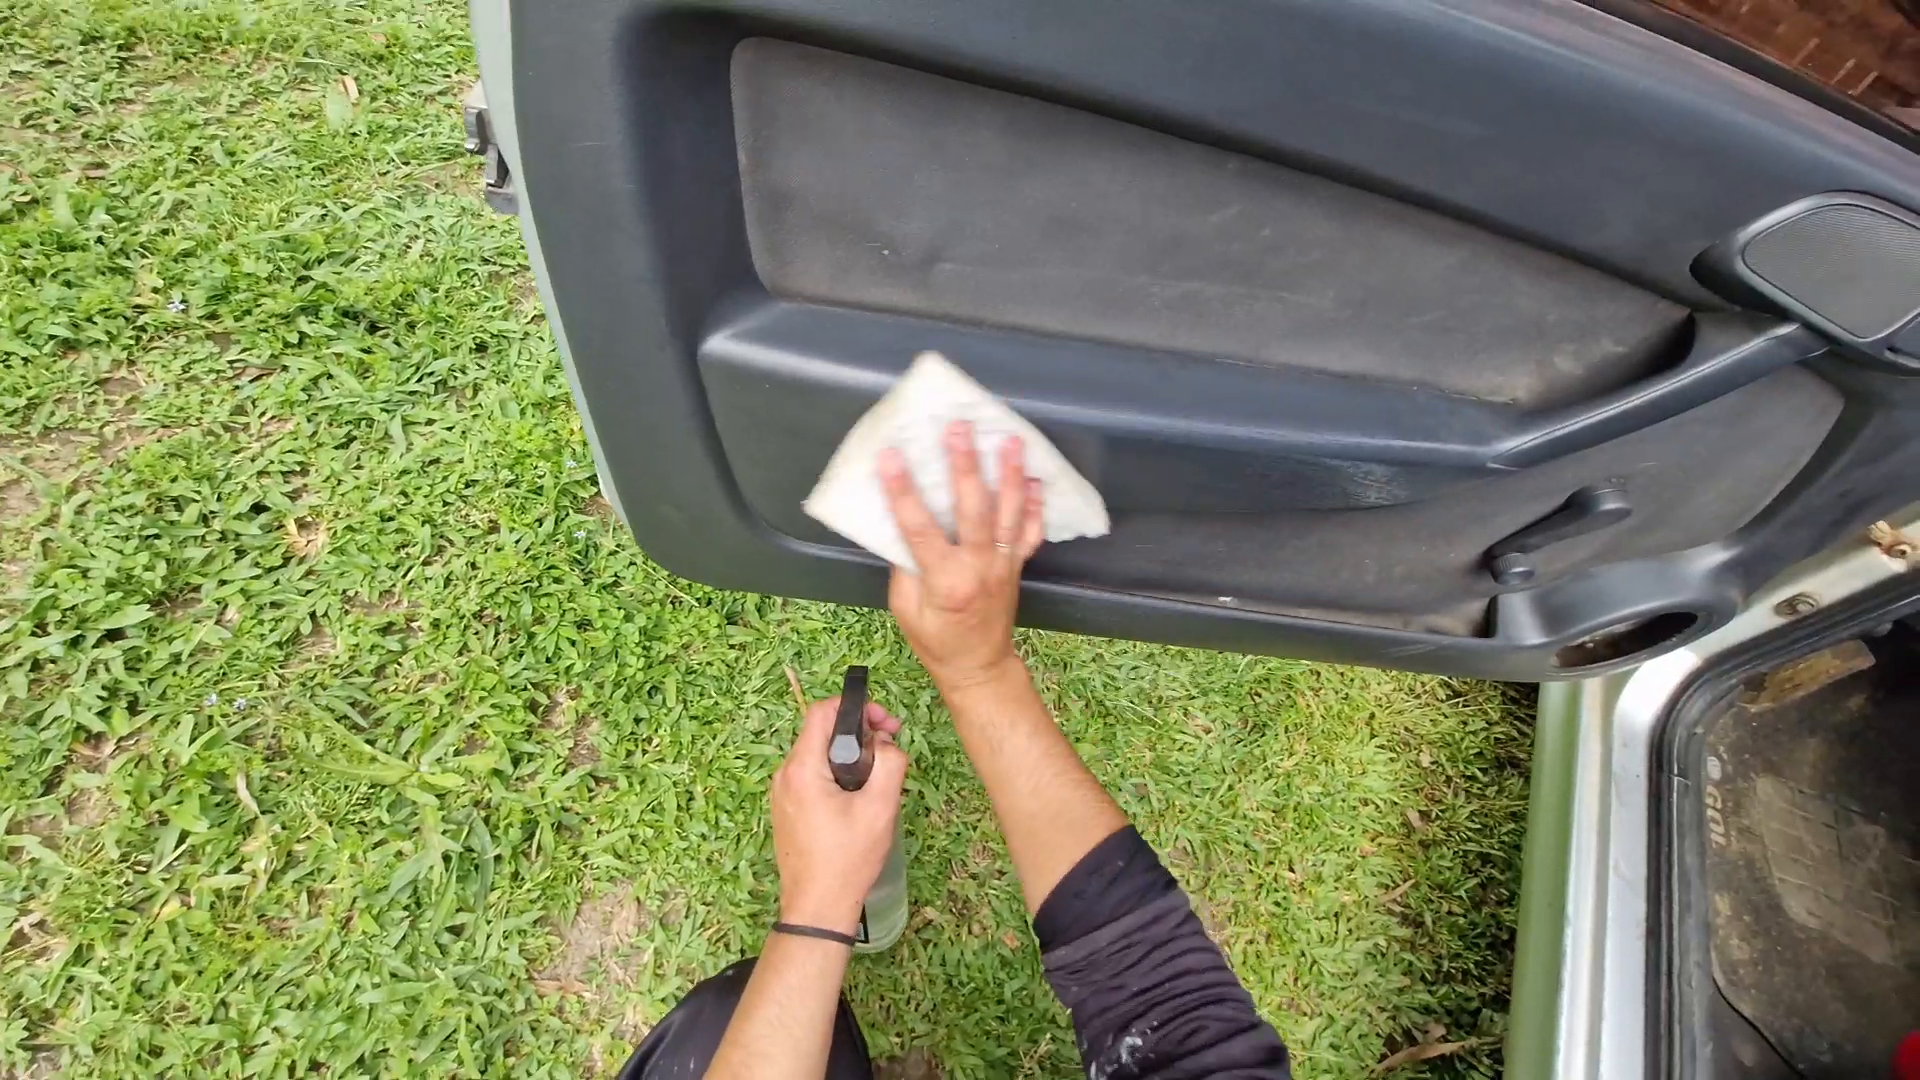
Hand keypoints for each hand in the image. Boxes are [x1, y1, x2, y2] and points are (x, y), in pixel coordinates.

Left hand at [771, 696, 908, 935]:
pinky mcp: (788, 809)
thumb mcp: (880, 806)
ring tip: (880, 772)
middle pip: (822, 731)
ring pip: (820, 753)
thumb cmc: (848, 858)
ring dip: (851, 752)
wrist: (817, 909)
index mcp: (803, 768)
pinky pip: (814, 774)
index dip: (856, 707)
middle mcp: (786, 775)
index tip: (884, 723)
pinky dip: (839, 771)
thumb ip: (890, 762)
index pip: (822, 711)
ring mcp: (783, 793)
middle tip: (891, 744)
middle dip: (859, 730)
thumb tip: (885, 742)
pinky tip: (861, 792)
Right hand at [880, 420, 1044, 689]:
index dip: (903, 491)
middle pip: (973, 509)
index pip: (919, 528)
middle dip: (965, 465)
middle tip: (960, 428)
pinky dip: (1036, 504)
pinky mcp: (1016, 564)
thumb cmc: (936, 640)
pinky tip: (1037, 477)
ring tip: (1011, 439)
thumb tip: (900, 521)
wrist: (979, 665)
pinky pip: (1030, 531)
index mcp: (945, 581)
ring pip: (1009, 512)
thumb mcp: (905, 609)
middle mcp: (979, 567)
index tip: (890, 456)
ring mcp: (1003, 564)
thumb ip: (905, 566)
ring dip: (1011, 473)